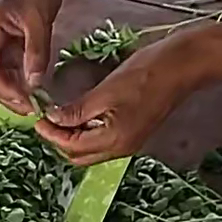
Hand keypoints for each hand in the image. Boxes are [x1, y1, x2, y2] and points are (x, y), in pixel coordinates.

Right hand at [0, 0, 64, 113]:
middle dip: (9, 95)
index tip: (25, 102)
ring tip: (35, 104)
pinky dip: (23, 80)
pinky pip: (13, 67)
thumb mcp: (39, 19)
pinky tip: (36, 90)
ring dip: (16, 91)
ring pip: (2, 75)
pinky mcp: (12, 41)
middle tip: (31, 109)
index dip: (4, 90)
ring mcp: (0, 40)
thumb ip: (36, 52)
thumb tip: (34, 85)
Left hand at [36, 33, 203, 165]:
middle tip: (46, 120)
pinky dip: (87, 133)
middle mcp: (120, 150)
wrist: (183, 66)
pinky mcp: (132, 135)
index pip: (71, 147)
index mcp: (113, 141)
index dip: (51, 134)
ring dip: (72, 138)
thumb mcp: (106, 90)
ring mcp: (128, 145)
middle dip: (60, 141)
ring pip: (90, 151)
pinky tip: (80, 116)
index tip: (37, 119)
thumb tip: (53, 119)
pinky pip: (102, 142)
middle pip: (79, 156)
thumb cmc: (147, 73)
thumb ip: (78, 110)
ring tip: (59, 117)